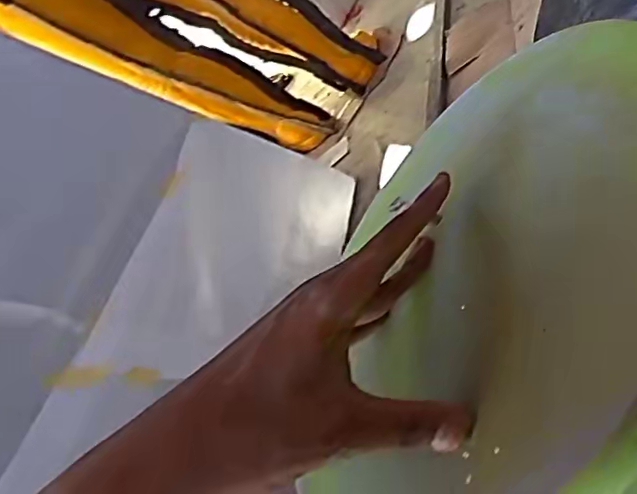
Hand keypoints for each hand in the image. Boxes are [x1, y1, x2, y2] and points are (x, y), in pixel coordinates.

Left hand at [50, 172, 470, 492]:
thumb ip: (405, 425)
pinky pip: (348, 307)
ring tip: (423, 255)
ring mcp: (304, 319)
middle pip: (376, 257)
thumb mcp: (338, 428)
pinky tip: (383, 314)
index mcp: (332, 301)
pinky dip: (374, 300)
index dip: (421, 211)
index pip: (388, 244)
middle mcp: (319, 300)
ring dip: (394, 269)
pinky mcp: (294, 340)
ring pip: (362, 284)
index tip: (443, 180)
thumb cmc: (252, 428)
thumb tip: (461, 425)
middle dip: (410, 234)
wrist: (174, 455)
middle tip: (439, 211)